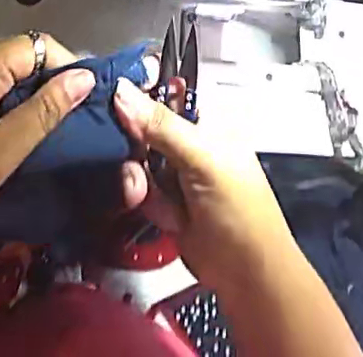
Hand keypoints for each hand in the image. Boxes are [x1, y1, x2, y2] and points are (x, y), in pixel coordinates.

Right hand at [113, 80, 362, 356]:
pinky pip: (134, 185)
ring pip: (133, 155)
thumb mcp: (202, 158)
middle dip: (136, 145)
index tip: (116, 105)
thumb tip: (124, 92)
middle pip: (141, 121)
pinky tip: (164, 214)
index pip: (164, 86)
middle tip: (142, 162)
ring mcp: (174, 166)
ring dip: (140, 179)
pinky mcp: (161, 195)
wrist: (245, 275)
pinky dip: (143, 199)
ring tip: (160, 198)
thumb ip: (162, 125)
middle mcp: (188, 135)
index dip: (138, 91)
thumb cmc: (240, 210)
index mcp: (206, 114)